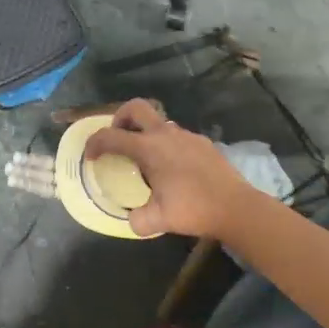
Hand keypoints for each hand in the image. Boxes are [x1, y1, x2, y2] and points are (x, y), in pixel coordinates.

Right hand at [82, 99, 260, 238]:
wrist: (237, 208)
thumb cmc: (194, 209)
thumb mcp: (159, 220)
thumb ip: (138, 220)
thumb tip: (130, 219)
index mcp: (148, 148)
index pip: (111, 136)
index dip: (95, 143)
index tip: (90, 156)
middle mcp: (165, 134)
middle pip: (135, 108)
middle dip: (120, 118)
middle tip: (118, 138)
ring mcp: (186, 135)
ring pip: (158, 122)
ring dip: (145, 133)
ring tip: (147, 159)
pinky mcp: (202, 142)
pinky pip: (176, 135)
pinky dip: (166, 144)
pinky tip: (174, 168)